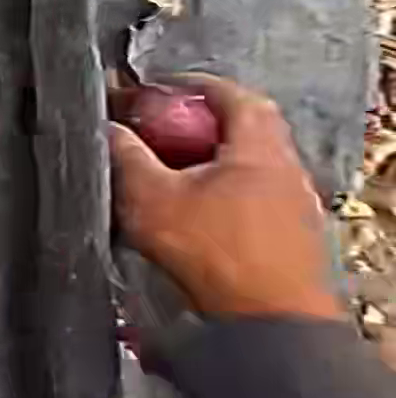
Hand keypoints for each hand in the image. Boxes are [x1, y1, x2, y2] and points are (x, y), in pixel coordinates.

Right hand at [107, 73, 339, 319]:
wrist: (263, 314)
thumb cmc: (205, 246)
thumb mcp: (146, 192)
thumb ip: (125, 153)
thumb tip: (106, 127)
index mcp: (260, 156)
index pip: (241, 101)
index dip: (203, 85)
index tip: (166, 84)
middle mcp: (286, 174)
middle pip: (244, 131)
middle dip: (195, 122)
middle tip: (152, 124)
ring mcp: (292, 204)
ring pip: (245, 162)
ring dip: (203, 154)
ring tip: (160, 163)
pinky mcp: (286, 230)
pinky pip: (247, 189)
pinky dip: (213, 181)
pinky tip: (183, 199)